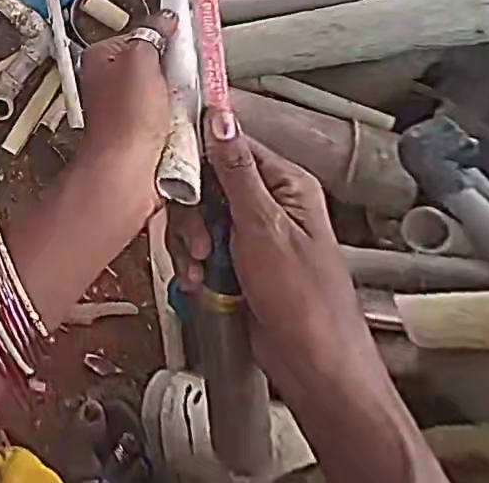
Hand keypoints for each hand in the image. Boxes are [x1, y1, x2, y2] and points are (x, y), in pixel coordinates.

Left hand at [76, 11, 177, 160]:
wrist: (126, 170)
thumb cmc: (124, 118)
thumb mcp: (141, 60)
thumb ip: (152, 33)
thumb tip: (164, 18)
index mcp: (100, 57)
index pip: (139, 33)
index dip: (163, 36)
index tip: (183, 37)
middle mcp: (108, 81)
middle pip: (153, 63)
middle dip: (172, 69)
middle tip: (182, 74)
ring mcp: (124, 107)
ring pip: (164, 89)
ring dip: (178, 94)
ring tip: (181, 101)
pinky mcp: (140, 130)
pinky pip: (168, 114)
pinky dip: (178, 116)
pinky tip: (181, 120)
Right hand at [167, 136, 368, 379]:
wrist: (314, 371)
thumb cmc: (307, 303)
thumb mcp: (264, 227)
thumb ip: (237, 170)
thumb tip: (221, 118)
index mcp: (284, 183)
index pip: (228, 145)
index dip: (196, 156)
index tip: (174, 172)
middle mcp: (266, 201)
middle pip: (205, 181)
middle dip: (193, 213)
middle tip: (201, 241)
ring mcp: (249, 230)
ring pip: (196, 214)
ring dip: (190, 241)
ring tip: (202, 268)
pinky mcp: (234, 257)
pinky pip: (198, 243)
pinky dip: (192, 261)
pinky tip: (200, 280)